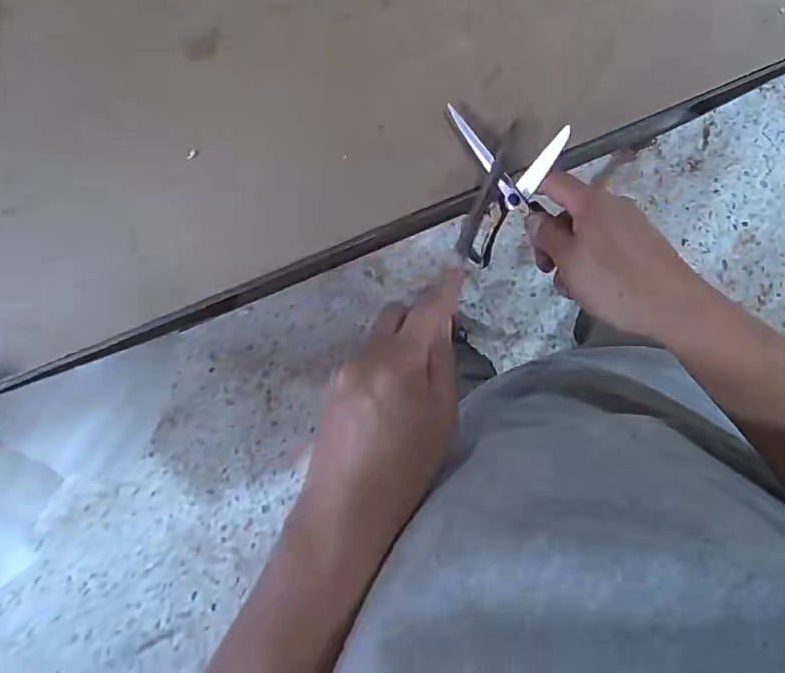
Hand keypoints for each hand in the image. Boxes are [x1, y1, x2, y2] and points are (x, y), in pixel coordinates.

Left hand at [295, 269, 461, 553]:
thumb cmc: (407, 469)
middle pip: (394, 314)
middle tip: (435, 343)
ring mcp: (343, 371)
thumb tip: (439, 329)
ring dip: (396, 345)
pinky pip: (362, 361)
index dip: (444, 290)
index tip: (455, 269)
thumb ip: (441, 364)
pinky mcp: (329, 389)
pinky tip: (385, 406)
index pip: (427, 310)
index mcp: (399, 361)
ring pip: (377, 339)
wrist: (344, 513)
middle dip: (415, 317)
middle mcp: (366, 356)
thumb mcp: (441, 416)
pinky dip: (380, 365)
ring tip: (409, 389)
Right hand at [527, 172, 733, 344]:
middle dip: (551, 238)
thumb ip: (546, 235)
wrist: (676, 308)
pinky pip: (605, 245)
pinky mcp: (642, 243)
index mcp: (591, 201)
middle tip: (548, 269)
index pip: (552, 180)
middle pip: (568, 211)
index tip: (519, 215)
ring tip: (575, 288)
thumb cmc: (615, 282)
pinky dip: (593, 262)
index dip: (530, 190)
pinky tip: (596, 290)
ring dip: (571, 256)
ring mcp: (629, 223)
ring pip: (585, 233)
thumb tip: (534, 218)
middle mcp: (611, 204)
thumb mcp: (569, 261)